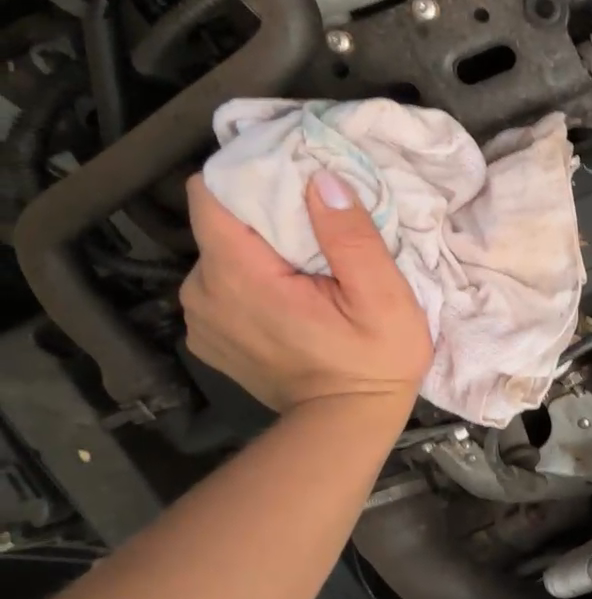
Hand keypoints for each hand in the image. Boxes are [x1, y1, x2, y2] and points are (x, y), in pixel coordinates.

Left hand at [181, 171, 431, 417]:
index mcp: (238, 274)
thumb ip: (351, 237)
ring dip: (263, 255)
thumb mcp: (384, 296)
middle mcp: (201, 290)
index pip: (211, 195)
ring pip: (224, 258)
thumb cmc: (374, 359)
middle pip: (222, 227)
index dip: (251, 177)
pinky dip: (255, 286)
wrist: (347, 423)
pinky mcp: (210, 337)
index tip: (295, 175)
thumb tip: (322, 180)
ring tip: (313, 270)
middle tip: (322, 231)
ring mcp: (200, 318)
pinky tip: (295, 302)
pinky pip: (225, 290)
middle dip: (268, 220)